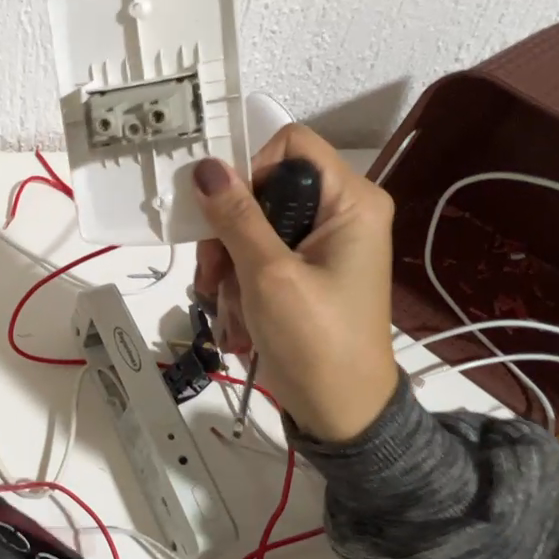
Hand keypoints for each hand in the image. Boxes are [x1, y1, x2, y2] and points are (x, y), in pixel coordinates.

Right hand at [192, 126, 401, 442]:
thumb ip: (236, 218)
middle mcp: (341, 213)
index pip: (291, 145)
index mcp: (352, 202)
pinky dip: (239, 283)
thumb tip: (206, 167)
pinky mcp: (305, 271)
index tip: (224, 213)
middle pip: (264, 190)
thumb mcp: (268, 276)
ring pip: (252, 226)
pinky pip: (258, 256)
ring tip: (226, 307)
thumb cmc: (315, 342)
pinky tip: (237, 317)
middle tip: (213, 274)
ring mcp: (322, 244)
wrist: (340, 413)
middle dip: (228, 233)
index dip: (250, 170)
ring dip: (227, 266)